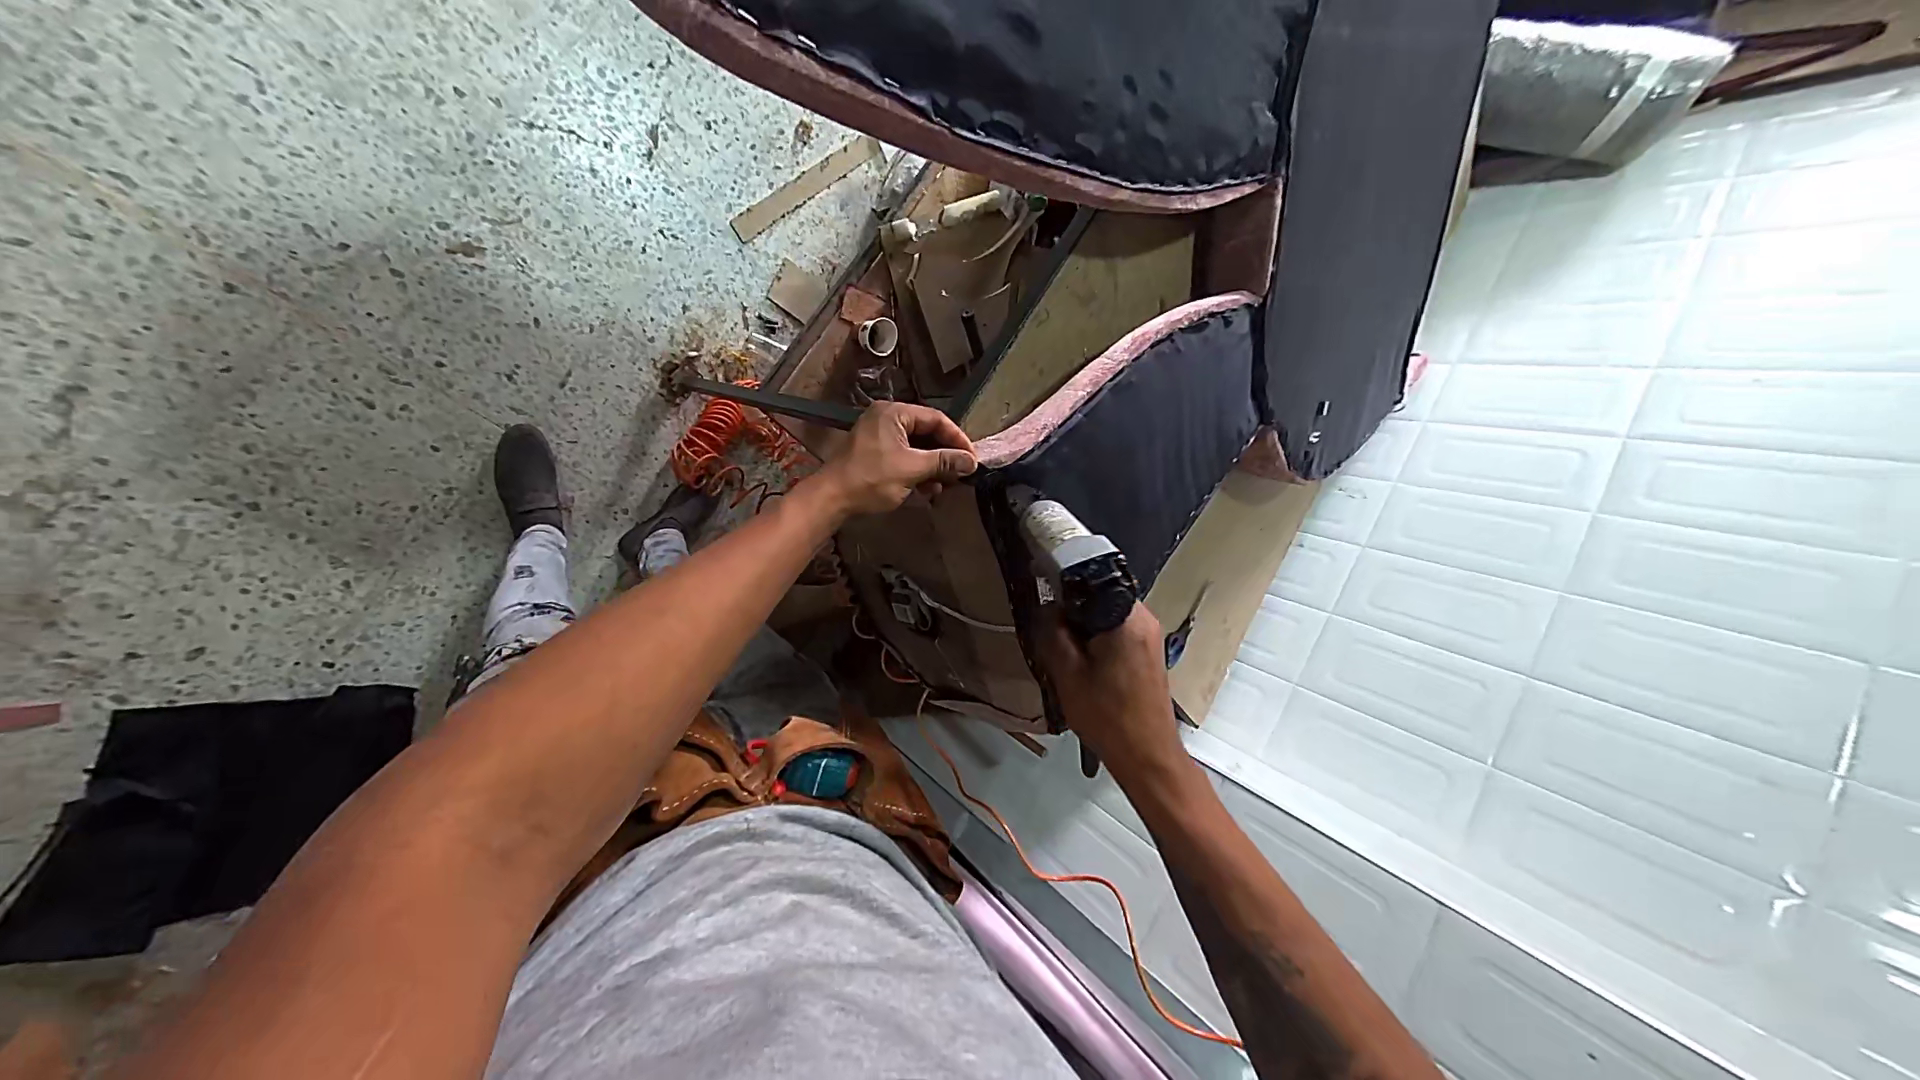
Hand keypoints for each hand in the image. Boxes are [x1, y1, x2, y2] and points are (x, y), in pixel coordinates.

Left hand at [814, 402, 976, 517]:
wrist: (832, 498)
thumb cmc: (870, 479)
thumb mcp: (912, 469)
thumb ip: (943, 462)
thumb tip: (971, 462)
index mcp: (894, 412)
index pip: (936, 419)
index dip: (957, 439)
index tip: (971, 459)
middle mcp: (887, 418)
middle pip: (927, 432)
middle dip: (945, 455)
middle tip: (961, 472)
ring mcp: (879, 436)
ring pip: (917, 447)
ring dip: (933, 467)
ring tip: (945, 485)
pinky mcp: (875, 454)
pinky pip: (904, 457)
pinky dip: (918, 471)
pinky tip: (927, 489)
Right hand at [1035, 602, 1185, 788]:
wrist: (1146, 756)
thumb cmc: (1110, 719)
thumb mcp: (1067, 673)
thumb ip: (1052, 632)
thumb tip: (1045, 608)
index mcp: (1127, 618)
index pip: (1091, 579)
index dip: (1063, 586)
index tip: (1044, 599)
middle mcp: (1144, 621)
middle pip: (1099, 597)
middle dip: (1073, 613)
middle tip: (1053, 635)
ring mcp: (1149, 637)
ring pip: (1106, 616)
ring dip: (1084, 629)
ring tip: (1067, 655)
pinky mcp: (1147, 653)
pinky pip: (1116, 632)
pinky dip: (1097, 642)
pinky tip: (1084, 666)